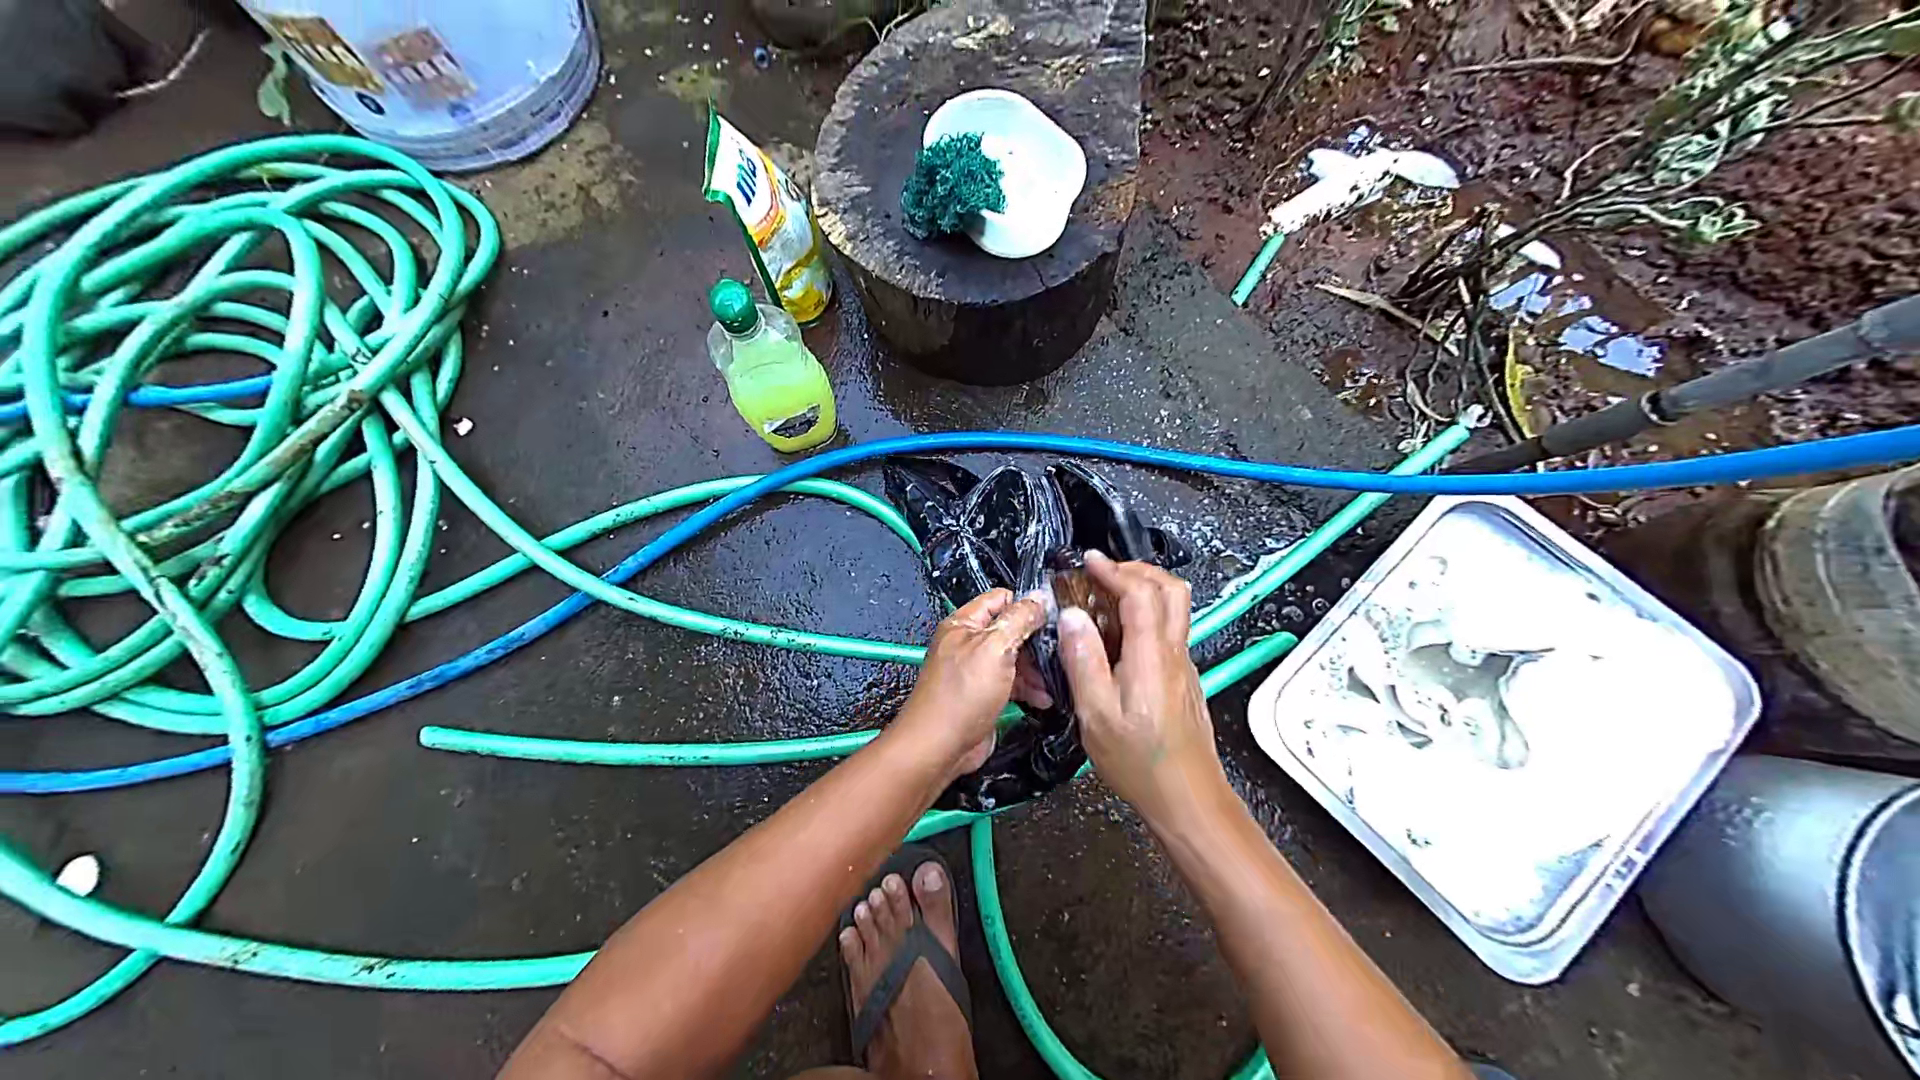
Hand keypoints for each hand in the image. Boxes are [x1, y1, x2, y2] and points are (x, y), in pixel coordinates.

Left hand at [897, 588, 1047, 781]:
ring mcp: (976, 671)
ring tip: (1051, 681)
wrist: (940, 746)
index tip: (1052, 617)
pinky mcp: (984, 695)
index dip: (1027, 605)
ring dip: (1036, 669)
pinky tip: (1043, 699)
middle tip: (1056, 652)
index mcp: (964, 624)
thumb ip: (1018, 619)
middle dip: (1035, 642)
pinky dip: (1029, 689)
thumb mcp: (994, 648)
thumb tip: (1038, 598)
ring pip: (1015, 659)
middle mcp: (968, 644)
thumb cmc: (958, 697)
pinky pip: (1012, 684)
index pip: (1001, 599)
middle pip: (1011, 630)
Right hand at [1057, 551, 1227, 824]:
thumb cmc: (1143, 764)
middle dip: (1137, 568)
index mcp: (1151, 657)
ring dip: (1143, 588)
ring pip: (1173, 607)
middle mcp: (1173, 653)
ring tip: (1106, 596)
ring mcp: (1181, 665)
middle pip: (1171, 588)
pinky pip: (1168, 629)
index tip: (1090, 562)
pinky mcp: (1181, 678)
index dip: (1115, 569)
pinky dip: (1145, 613)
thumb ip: (1083, 660)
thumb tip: (1071, 617)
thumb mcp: (1096, 714)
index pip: (1141, 592)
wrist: (1187, 796)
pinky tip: (1118, 634)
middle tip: (1103, 571)